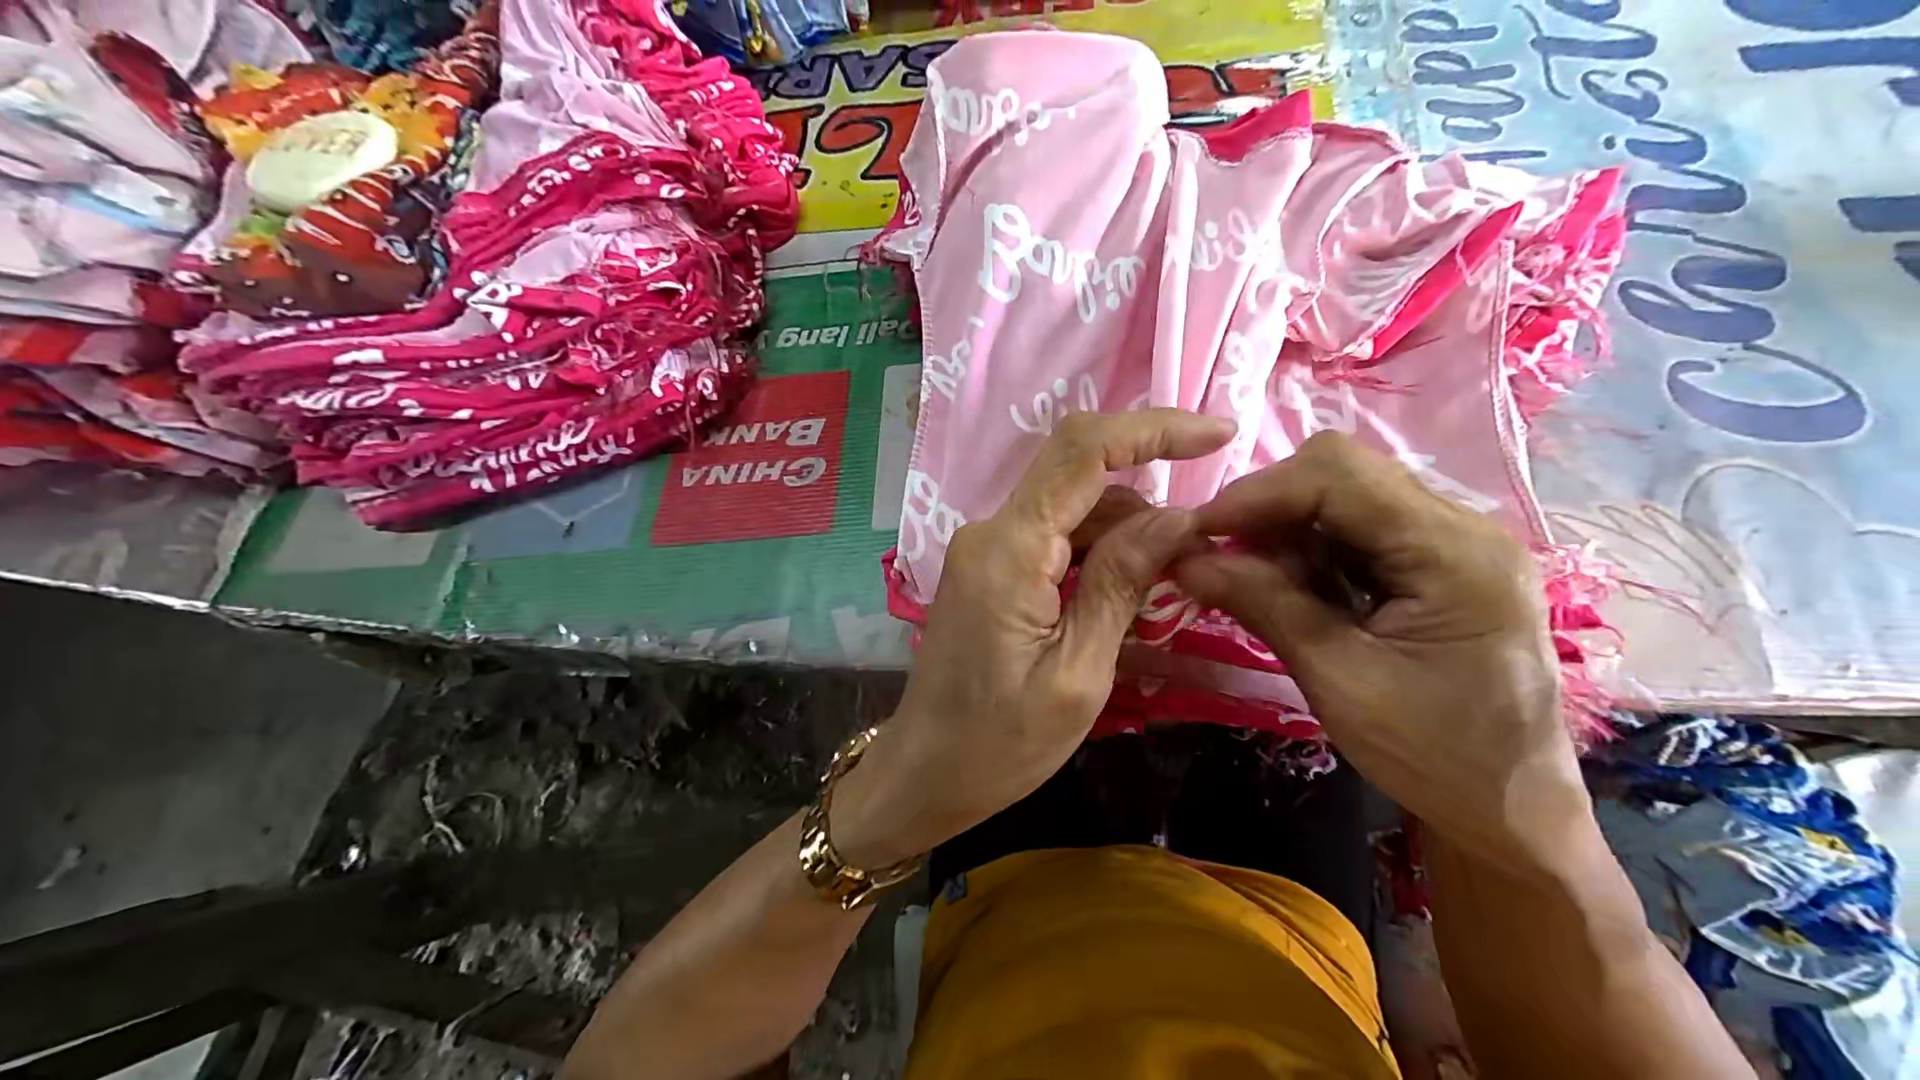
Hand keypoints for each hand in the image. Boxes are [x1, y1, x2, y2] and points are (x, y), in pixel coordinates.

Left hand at [831, 410, 1235, 867]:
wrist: (925, 773)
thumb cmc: (1000, 744)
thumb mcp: (1078, 674)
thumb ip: (1122, 584)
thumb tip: (1176, 516)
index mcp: (1009, 551)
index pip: (1082, 452)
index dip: (1153, 429)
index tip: (1219, 434)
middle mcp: (991, 533)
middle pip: (1079, 474)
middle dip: (1150, 487)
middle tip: (1209, 535)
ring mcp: (987, 549)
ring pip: (1072, 508)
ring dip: (1128, 528)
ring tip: (1179, 576)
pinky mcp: (991, 570)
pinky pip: (1054, 538)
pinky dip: (1099, 551)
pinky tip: (1133, 589)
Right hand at [1173, 431, 1589, 873]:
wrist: (1511, 810)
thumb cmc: (1433, 754)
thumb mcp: (1338, 679)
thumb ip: (1264, 605)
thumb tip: (1184, 559)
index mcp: (1455, 553)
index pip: (1339, 476)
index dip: (1256, 493)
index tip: (1197, 533)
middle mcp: (1460, 527)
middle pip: (1342, 472)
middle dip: (1266, 506)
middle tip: (1217, 554)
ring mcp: (1450, 542)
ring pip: (1342, 495)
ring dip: (1281, 528)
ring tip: (1246, 577)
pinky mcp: (1434, 562)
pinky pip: (1354, 528)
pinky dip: (1305, 548)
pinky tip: (1286, 586)